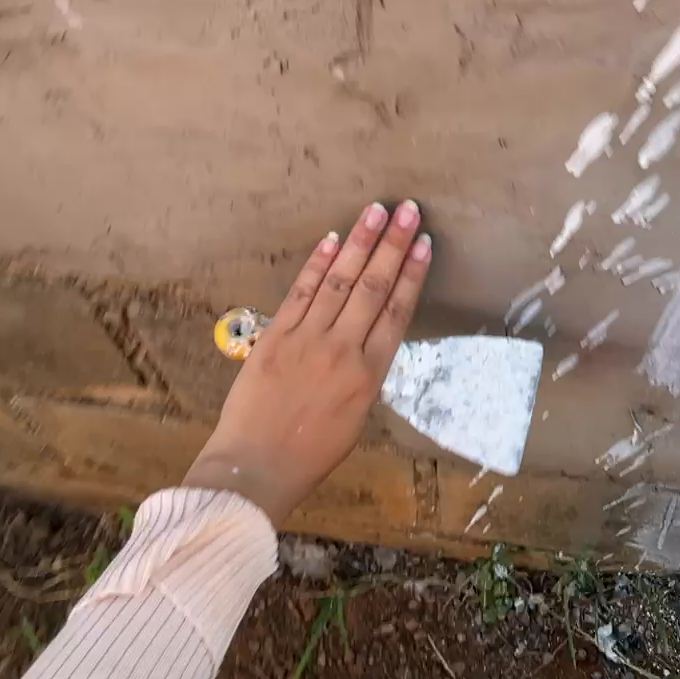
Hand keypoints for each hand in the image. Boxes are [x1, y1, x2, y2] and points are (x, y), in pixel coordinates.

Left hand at [182, 200, 431, 522]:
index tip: (423, 244)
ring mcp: (307, 340)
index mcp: (369, 375)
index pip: (397, 312)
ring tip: (377, 210)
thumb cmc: (310, 454)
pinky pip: (300, 293)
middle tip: (408, 209)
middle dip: (393, 245)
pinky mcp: (275, 337)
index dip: (412, 274)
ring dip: (360, 242)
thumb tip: (369, 339)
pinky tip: (333, 239)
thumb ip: (365, 374)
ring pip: (340, 282)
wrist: (255, 468)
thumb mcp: (356, 420)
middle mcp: (343, 350)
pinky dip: (317, 263)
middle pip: (374, 287)